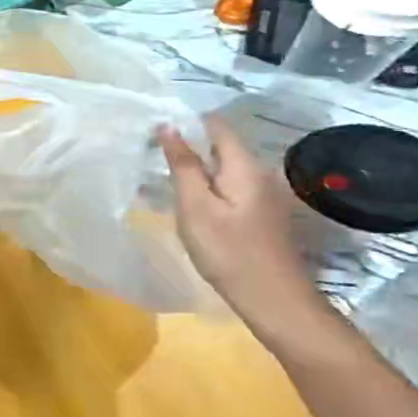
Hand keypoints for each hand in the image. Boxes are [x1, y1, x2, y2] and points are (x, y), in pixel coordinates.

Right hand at [159, 118, 308, 311]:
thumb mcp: (195, 205)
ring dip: (192, 165)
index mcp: (245, 168)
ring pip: (221, 167)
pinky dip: (203, 183)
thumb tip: (169, 127)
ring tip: (158, 171)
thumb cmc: (226, 248)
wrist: (270, 295)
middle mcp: (259, 174)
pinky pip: (226, 185)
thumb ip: (183, 164)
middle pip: (220, 147)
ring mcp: (262, 194)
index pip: (217, 128)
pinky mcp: (258, 212)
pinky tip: (183, 196)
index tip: (155, 123)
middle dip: (187, 143)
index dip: (188, 121)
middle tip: (147, 149)